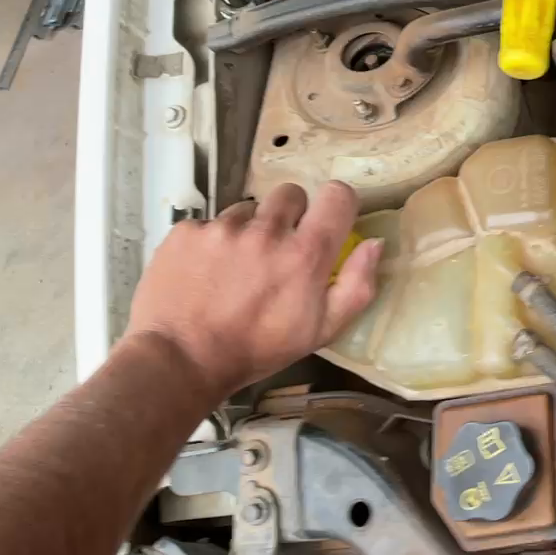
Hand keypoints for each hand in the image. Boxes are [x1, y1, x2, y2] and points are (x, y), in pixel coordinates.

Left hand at [122, 181, 384, 396]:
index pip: (337, 195)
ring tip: (239, 266)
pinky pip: (210, 223)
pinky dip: (213, 241)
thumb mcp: (325, 329)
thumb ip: (358, 284)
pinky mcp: (186, 231)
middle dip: (292, 215)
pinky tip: (208, 271)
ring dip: (251, 229)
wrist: (181, 360)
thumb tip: (374, 243)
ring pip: (249, 209)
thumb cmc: (260, 348)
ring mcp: (223, 228)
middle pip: (292, 194)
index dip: (337, 204)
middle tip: (280, 248)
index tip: (329, 221)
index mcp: (306, 253)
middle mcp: (267, 231)